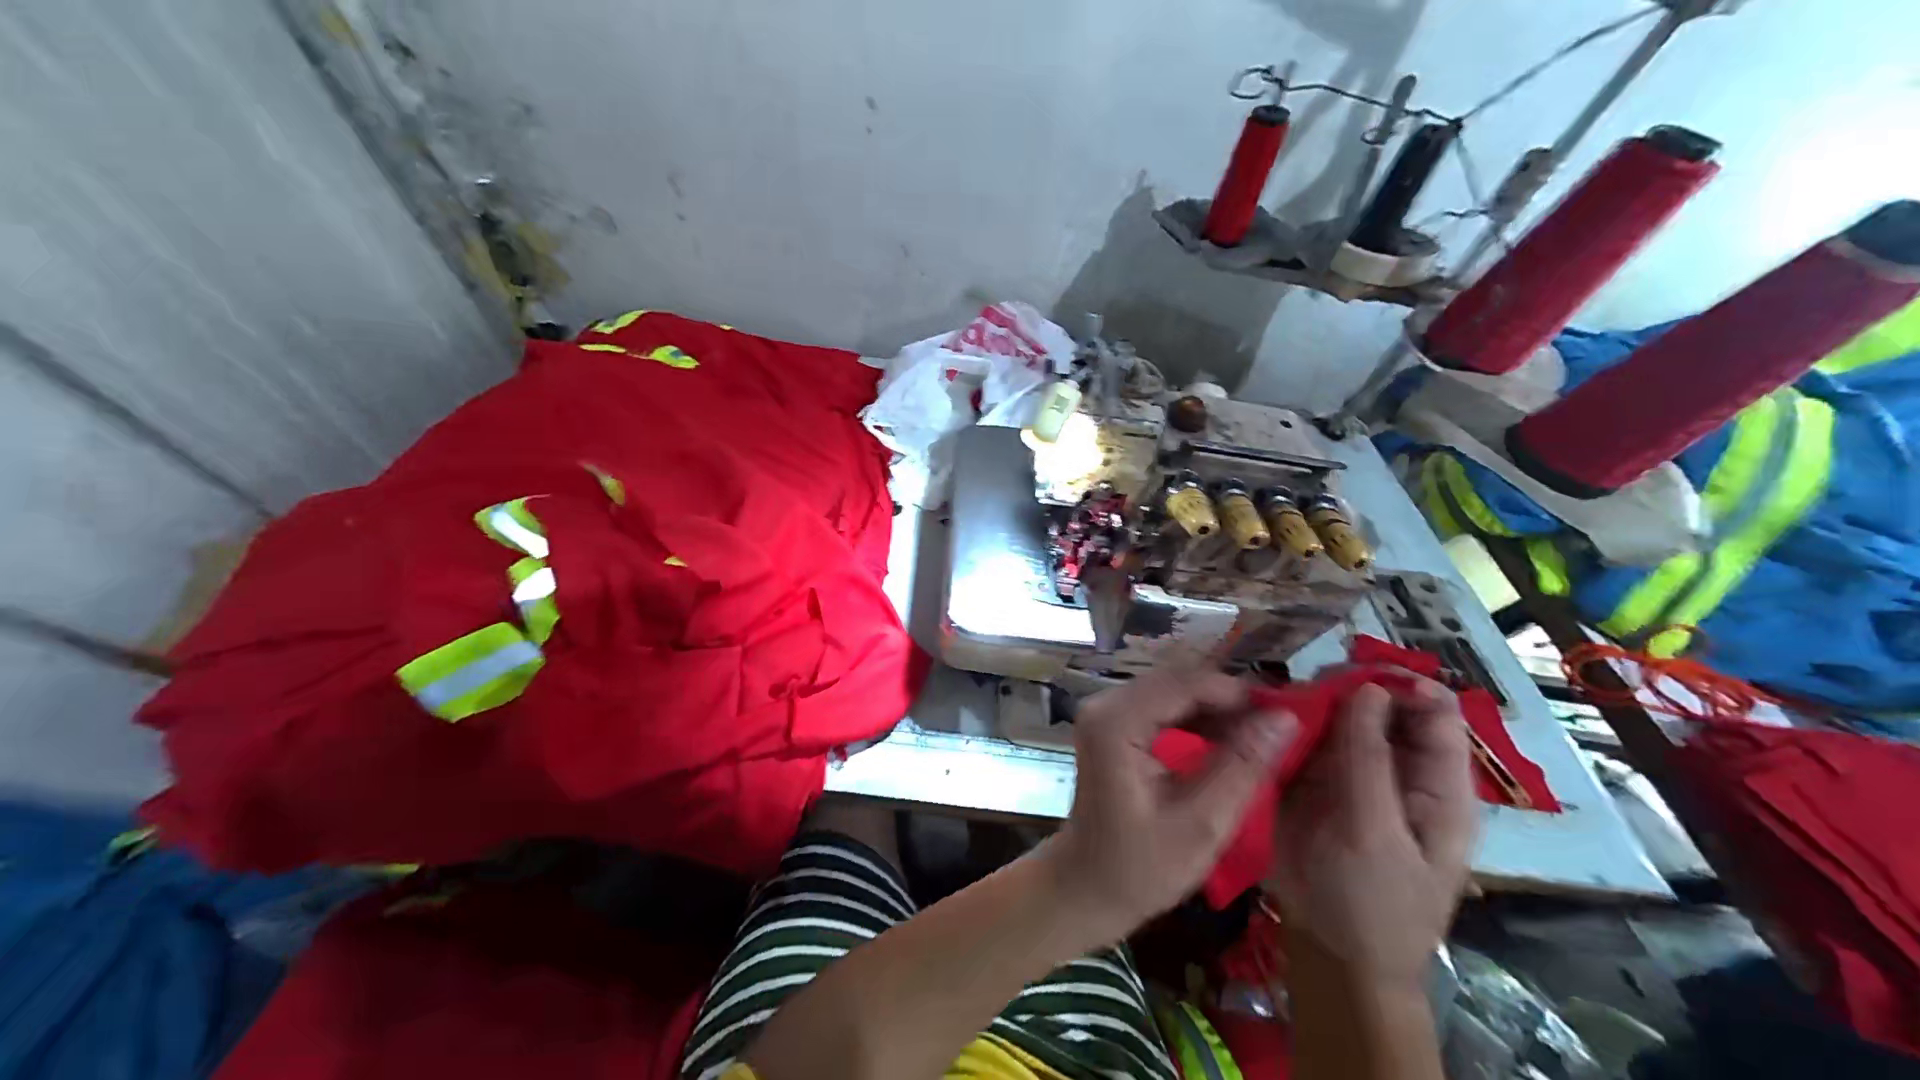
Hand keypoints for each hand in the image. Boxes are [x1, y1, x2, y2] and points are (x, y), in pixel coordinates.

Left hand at [1043, 665, 1296, 943]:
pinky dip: (1198, 717)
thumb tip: (1284, 718)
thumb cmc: (1139, 868)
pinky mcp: (1113, 723)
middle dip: (1231, 698)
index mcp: (1116, 723)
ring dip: (1217, 706)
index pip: (1186, 684)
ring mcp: (1106, 711)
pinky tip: (1229, 738)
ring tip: (1263, 731)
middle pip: (1178, 680)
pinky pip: (1162, 704)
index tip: (1287, 710)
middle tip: (1280, 722)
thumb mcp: (1201, 825)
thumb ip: (1242, 767)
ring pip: (1173, 689)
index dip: (1239, 692)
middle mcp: (1105, 704)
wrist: (1086, 885)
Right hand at [1264, 678, 1477, 986]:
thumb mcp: (1377, 833)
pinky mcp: (1308, 783)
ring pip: (1334, 720)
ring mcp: (1348, 775)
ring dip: (1310, 704)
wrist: (1330, 954)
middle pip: (1379, 708)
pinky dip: (1285, 726)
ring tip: (1277, 696)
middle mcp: (1393, 770)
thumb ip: (1369, 759)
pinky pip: (1300, 742)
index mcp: (1435, 785)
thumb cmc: (1374, 903)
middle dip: (1346, 688)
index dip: (1404, 685)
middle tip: (1306, 681)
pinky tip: (1261, 717)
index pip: (1434, 714)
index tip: (1357, 670)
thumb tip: (1367, 689)